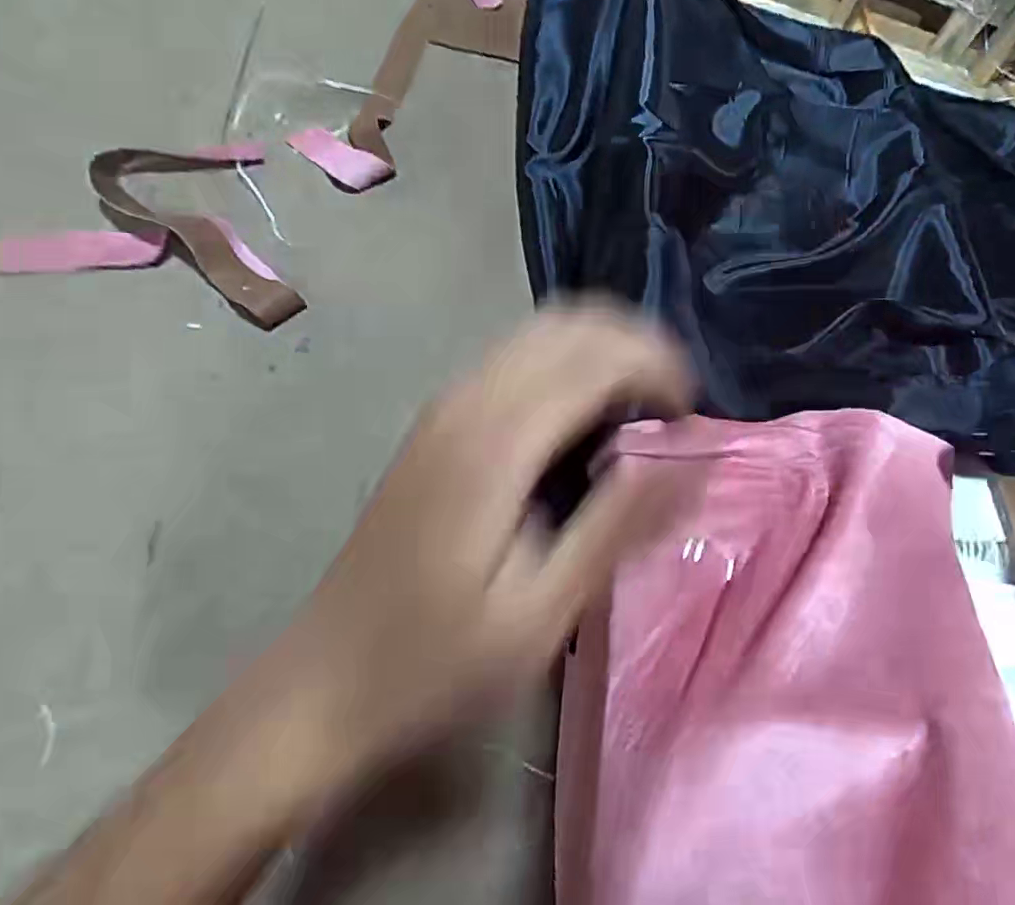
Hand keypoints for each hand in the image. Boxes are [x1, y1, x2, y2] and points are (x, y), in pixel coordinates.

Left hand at [225, 304, 700, 822]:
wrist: (321, 689)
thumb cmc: (438, 663)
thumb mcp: (544, 612)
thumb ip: (618, 523)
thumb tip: (690, 460)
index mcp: (496, 441)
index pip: (598, 358)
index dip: (659, 369)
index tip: (693, 417)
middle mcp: (468, 401)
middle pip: (570, 325)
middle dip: (637, 347)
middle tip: (676, 408)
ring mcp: (446, 408)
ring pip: (542, 334)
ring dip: (604, 352)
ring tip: (644, 408)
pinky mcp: (438, 425)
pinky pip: (518, 360)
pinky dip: (570, 366)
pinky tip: (588, 419)